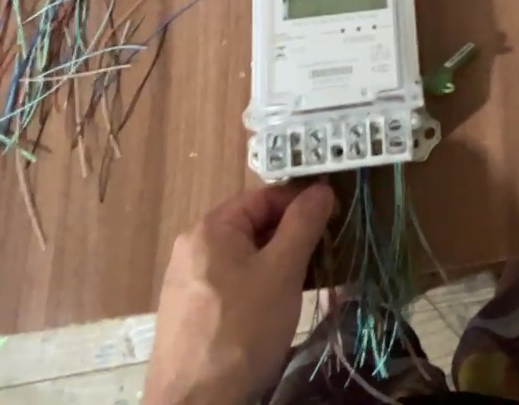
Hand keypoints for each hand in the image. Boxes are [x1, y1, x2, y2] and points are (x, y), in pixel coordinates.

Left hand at [143, 183, 335, 404]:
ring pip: (245, 258)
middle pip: (254, 227)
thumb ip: (304, 222)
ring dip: (279, 264)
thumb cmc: (242, 331)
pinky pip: (232, 284)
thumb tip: (322, 188)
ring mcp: (187, 284)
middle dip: (292, 237)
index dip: (301, 205)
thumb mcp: (283, 271)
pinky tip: (275, 312)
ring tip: (306, 286)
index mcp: (210, 229)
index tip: (332, 223)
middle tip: (323, 257)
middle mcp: (192, 248)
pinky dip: (258, 287)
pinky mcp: (189, 316)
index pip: (265, 197)